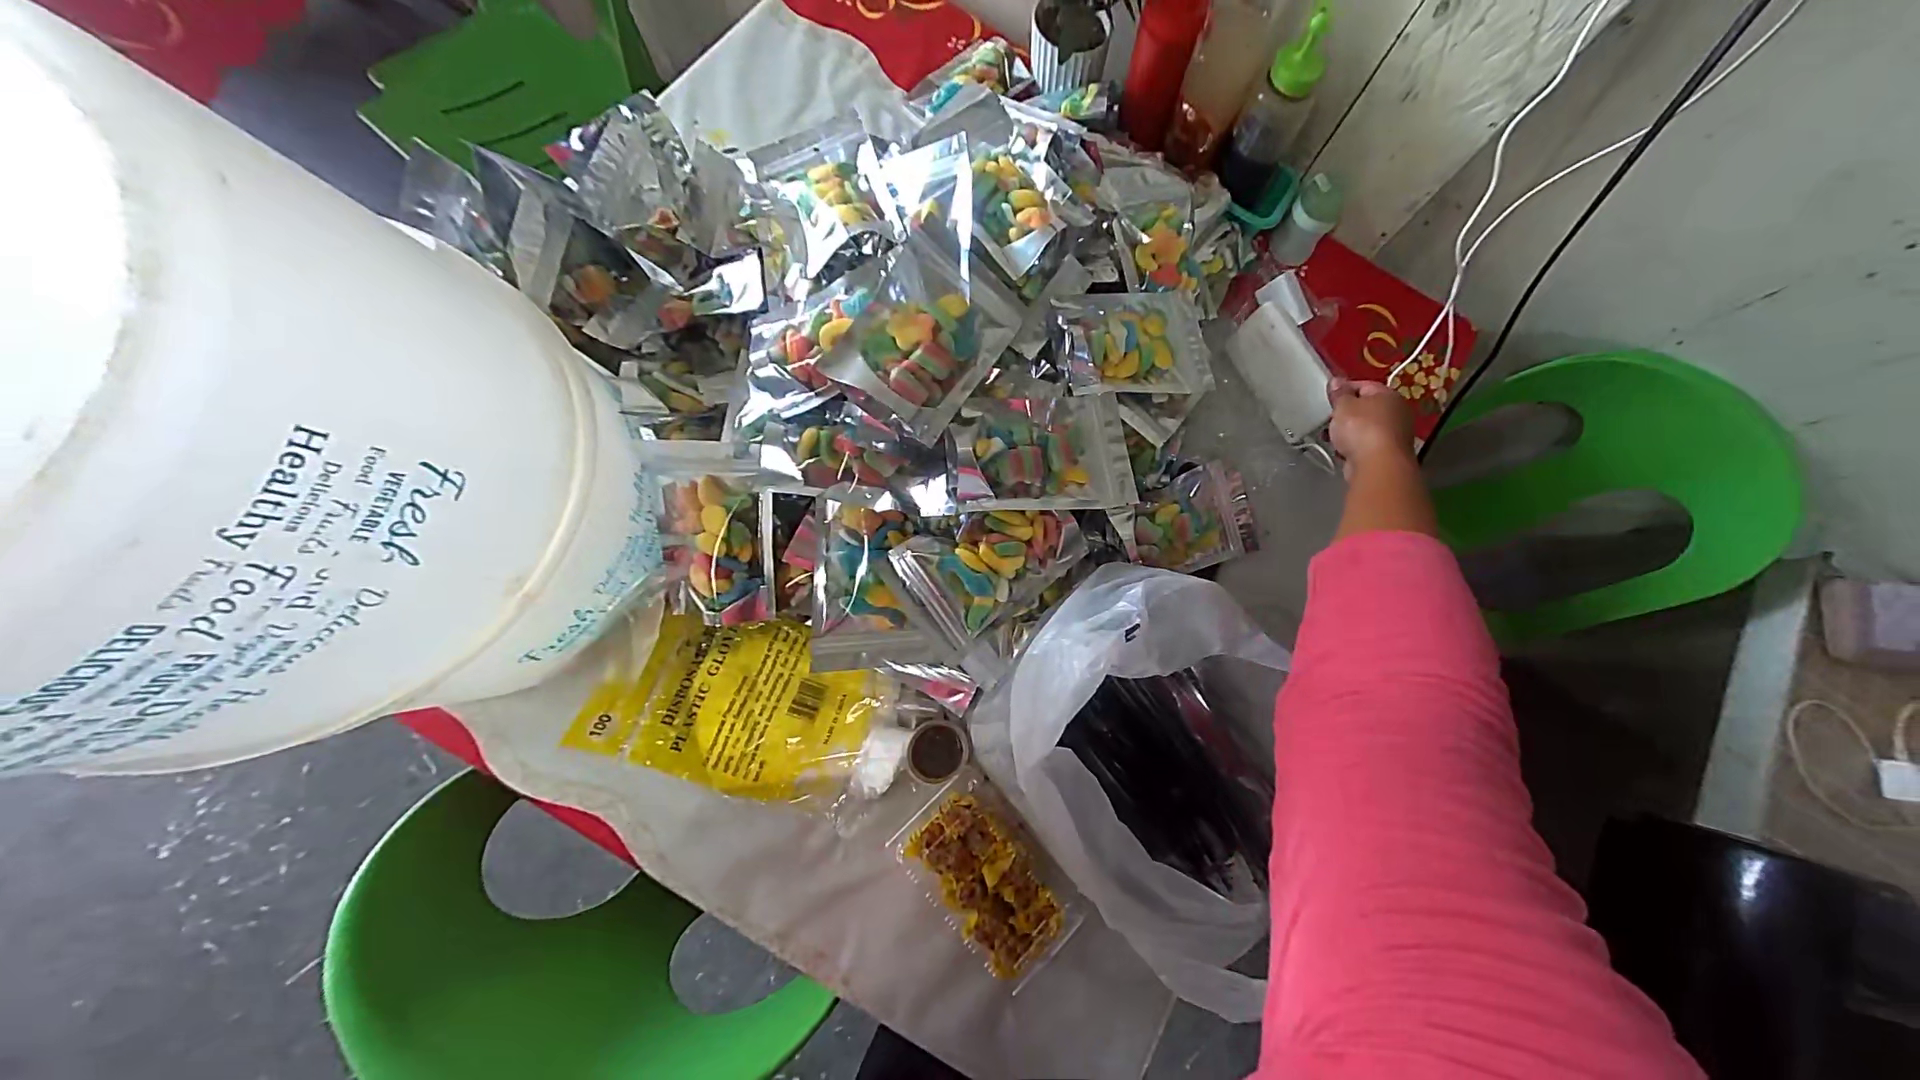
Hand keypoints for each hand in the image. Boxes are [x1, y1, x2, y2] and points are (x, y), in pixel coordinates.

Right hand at [1327, 377, 1415, 474]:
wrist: (1377, 464)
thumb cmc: (1361, 428)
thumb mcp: (1343, 405)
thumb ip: (1339, 393)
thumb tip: (1337, 381)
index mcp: (1389, 394)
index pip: (1364, 385)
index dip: (1344, 390)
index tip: (1328, 398)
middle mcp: (1397, 411)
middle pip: (1365, 408)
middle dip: (1345, 414)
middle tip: (1329, 419)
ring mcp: (1395, 434)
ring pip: (1365, 428)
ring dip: (1348, 432)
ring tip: (1332, 437)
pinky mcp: (1388, 453)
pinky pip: (1365, 445)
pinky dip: (1353, 447)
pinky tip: (1342, 451)